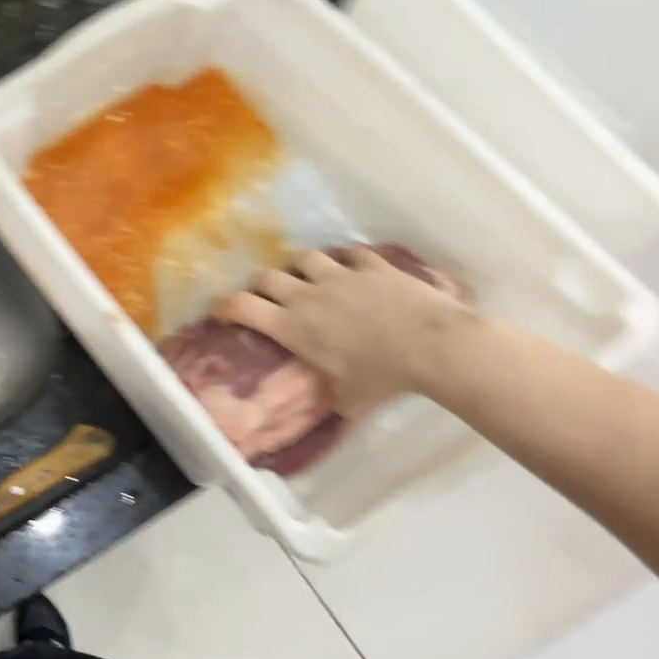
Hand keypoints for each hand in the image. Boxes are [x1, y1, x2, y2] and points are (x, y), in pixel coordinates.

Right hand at [214, 246, 481, 415]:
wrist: (434, 347)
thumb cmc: (384, 377)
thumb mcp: (349, 399)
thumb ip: (331, 396)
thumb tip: (330, 404)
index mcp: (292, 328)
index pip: (241, 307)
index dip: (226, 307)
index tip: (224, 312)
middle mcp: (307, 296)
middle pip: (266, 277)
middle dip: (262, 285)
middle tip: (268, 296)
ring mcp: (340, 277)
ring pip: (304, 257)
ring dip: (300, 266)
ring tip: (307, 275)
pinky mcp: (373, 266)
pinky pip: (351, 253)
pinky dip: (347, 259)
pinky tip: (352, 268)